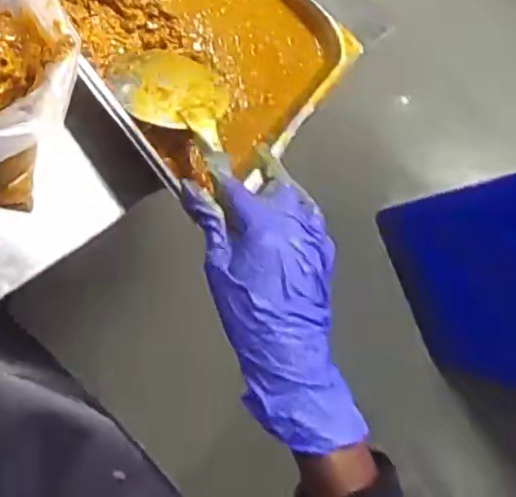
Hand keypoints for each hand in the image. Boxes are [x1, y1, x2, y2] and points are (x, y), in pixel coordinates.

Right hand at [182, 152, 368, 456]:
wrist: (289, 356)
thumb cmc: (248, 314)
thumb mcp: (218, 266)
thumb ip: (210, 222)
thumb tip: (192, 190)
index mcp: (262, 224)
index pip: (235, 185)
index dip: (217, 171)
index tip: (206, 159)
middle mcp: (292, 223)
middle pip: (274, 181)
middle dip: (256, 172)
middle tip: (237, 173)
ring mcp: (313, 237)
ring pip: (298, 195)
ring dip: (279, 187)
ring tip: (262, 186)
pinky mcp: (324, 253)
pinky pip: (312, 217)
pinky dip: (298, 208)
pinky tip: (287, 215)